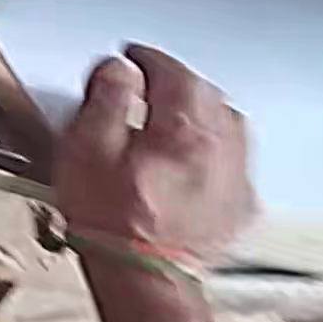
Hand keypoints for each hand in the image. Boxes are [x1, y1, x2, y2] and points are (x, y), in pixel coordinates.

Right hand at [56, 44, 255, 263]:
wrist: (140, 267)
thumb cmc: (105, 207)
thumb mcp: (86, 147)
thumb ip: (105, 102)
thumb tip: (118, 70)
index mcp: (184, 133)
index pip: (176, 78)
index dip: (150, 60)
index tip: (130, 54)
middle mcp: (222, 150)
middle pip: (209, 98)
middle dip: (177, 79)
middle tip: (144, 74)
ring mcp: (235, 178)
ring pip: (228, 125)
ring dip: (199, 107)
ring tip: (167, 105)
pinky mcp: (236, 201)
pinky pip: (232, 154)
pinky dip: (209, 137)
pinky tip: (185, 145)